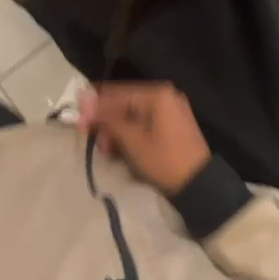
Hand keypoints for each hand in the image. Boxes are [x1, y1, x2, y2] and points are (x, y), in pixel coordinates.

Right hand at [77, 82, 212, 195]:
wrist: (199, 186)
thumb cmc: (163, 160)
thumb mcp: (131, 140)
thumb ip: (107, 117)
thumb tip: (82, 99)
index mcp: (157, 94)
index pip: (116, 93)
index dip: (94, 107)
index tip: (78, 124)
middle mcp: (164, 95)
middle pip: (123, 103)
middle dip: (107, 123)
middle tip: (98, 144)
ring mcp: (170, 109)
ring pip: (132, 114)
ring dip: (117, 131)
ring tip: (110, 152)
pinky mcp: (172, 124)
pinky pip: (144, 122)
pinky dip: (131, 134)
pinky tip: (123, 150)